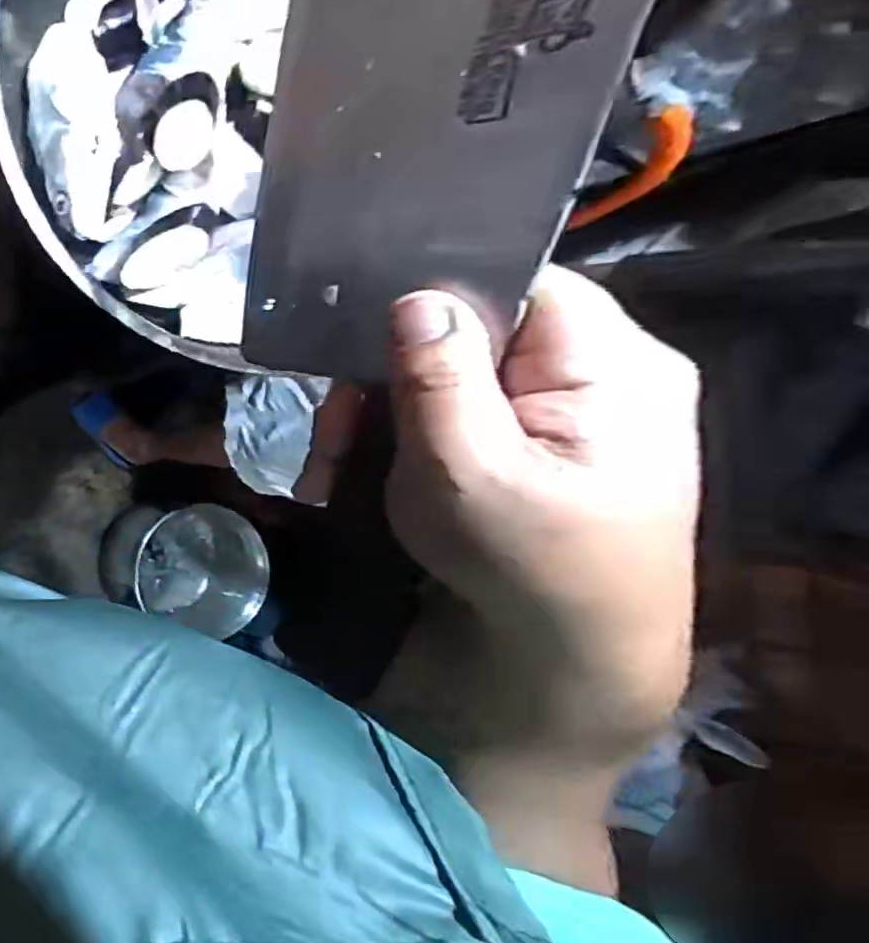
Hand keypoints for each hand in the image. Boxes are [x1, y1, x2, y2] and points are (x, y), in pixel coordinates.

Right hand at [384, 266, 699, 757]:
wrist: (556, 659)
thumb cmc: (521, 563)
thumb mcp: (466, 469)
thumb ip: (440, 379)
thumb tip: (414, 295)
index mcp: (610, 367)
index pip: (518, 283)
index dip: (436, 299)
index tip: (361, 337)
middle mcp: (592, 377)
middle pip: (468, 335)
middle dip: (386, 377)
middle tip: (335, 433)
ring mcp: (556, 415)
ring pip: (442, 378)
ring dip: (376, 416)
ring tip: (332, 467)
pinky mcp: (522, 445)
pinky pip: (446, 414)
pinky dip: (392, 439)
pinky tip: (353, 474)